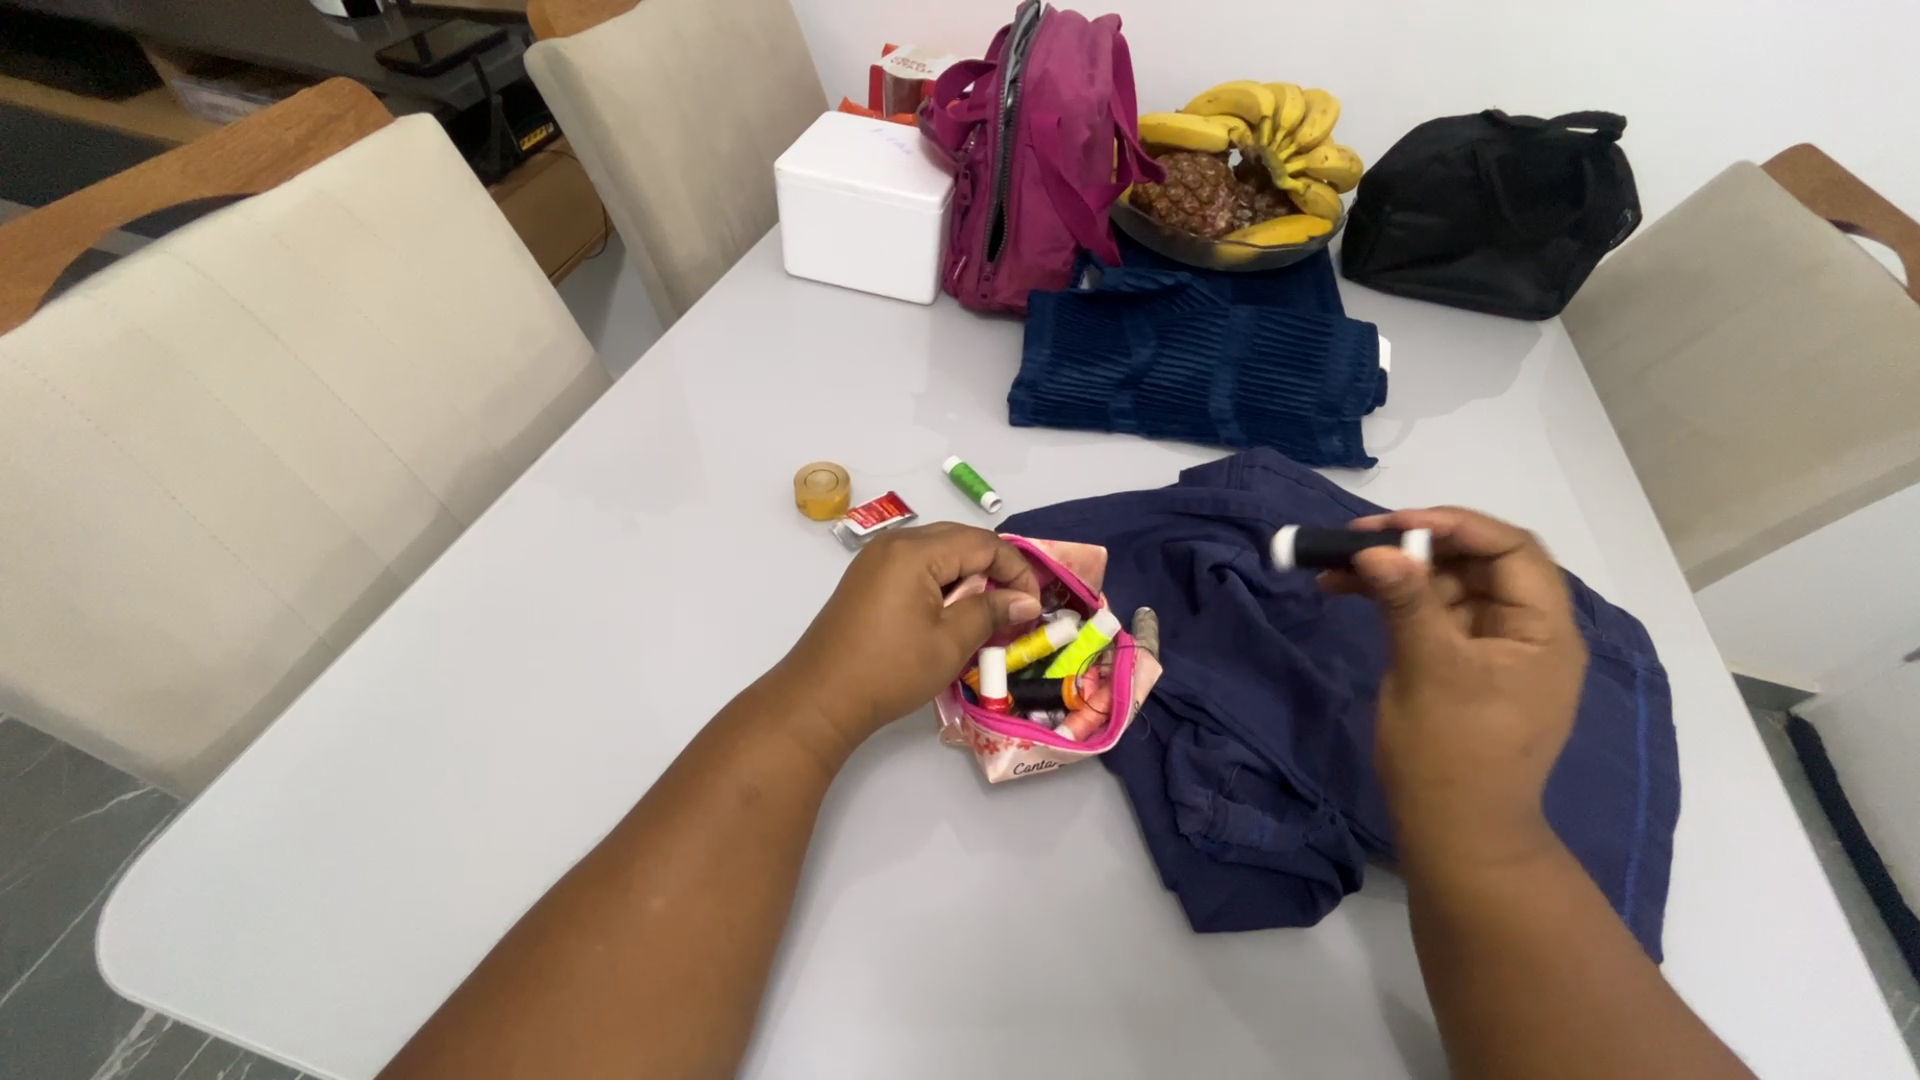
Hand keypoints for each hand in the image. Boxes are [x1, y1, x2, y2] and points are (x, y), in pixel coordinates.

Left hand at [770, 523, 1040, 759]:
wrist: (819, 698)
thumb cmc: (890, 670)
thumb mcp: (950, 642)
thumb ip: (991, 611)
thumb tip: (1026, 601)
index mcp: (916, 551)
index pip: (983, 543)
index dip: (1016, 569)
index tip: (1034, 604)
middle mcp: (895, 543)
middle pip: (960, 539)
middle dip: (994, 568)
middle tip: (1015, 604)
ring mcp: (876, 559)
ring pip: (938, 551)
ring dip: (968, 575)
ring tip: (987, 610)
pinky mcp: (867, 578)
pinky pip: (916, 565)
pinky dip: (942, 581)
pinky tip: (951, 611)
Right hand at [1320, 508, 1586, 870]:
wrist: (1452, 825)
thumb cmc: (1452, 750)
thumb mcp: (1430, 669)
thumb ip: (1408, 602)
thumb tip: (1376, 548)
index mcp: (1542, 629)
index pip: (1512, 550)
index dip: (1456, 525)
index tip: (1394, 524)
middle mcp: (1521, 629)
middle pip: (1474, 562)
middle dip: (1415, 544)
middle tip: (1356, 538)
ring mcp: (1486, 645)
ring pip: (1443, 584)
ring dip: (1392, 570)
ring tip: (1334, 565)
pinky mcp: (1453, 659)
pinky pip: (1424, 611)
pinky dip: (1388, 597)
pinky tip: (1344, 591)